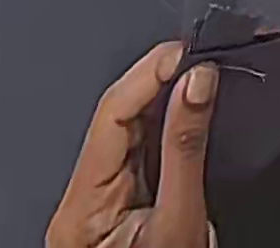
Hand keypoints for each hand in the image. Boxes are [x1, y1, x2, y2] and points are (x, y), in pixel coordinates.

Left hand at [46, 42, 219, 247]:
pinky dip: (168, 120)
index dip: (149, 73)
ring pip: (131, 125)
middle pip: (117, 114)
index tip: (186, 53)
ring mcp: (102, 198)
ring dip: (165, 96)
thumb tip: (197, 82)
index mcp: (82, 207)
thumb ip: (186, 149)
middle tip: (198, 58)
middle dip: (158, 79)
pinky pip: (143, 144)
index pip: (110, 114)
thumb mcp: (179, 226)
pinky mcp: (123, 199)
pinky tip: (189, 107)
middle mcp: (84, 197)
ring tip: (198, 75)